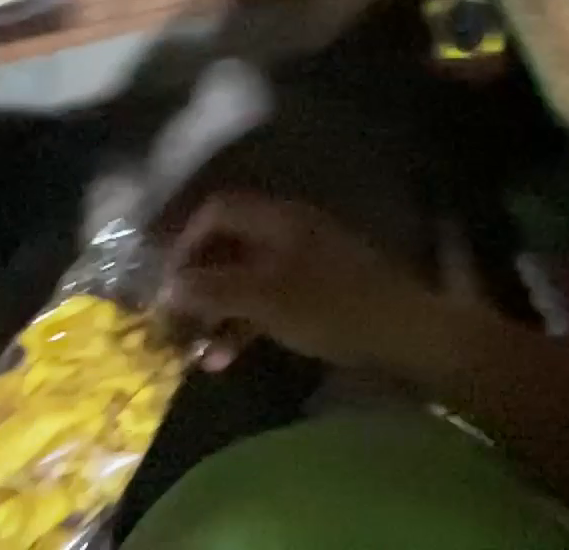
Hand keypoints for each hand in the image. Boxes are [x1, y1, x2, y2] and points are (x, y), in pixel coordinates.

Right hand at [161, 191, 436, 371]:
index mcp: (278, 217)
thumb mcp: (267, 299)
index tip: (166, 283)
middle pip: (228, 243)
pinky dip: (244, 322)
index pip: (218, 210)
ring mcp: (303, 259)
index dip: (185, 242)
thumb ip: (215, 289)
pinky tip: (225, 358)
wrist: (402, 328)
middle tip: (173, 320)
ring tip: (194, 349)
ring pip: (245, 275)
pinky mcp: (314, 290)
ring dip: (217, 309)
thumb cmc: (332, 306)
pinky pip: (267, 297)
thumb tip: (167, 287)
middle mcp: (288, 229)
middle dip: (196, 281)